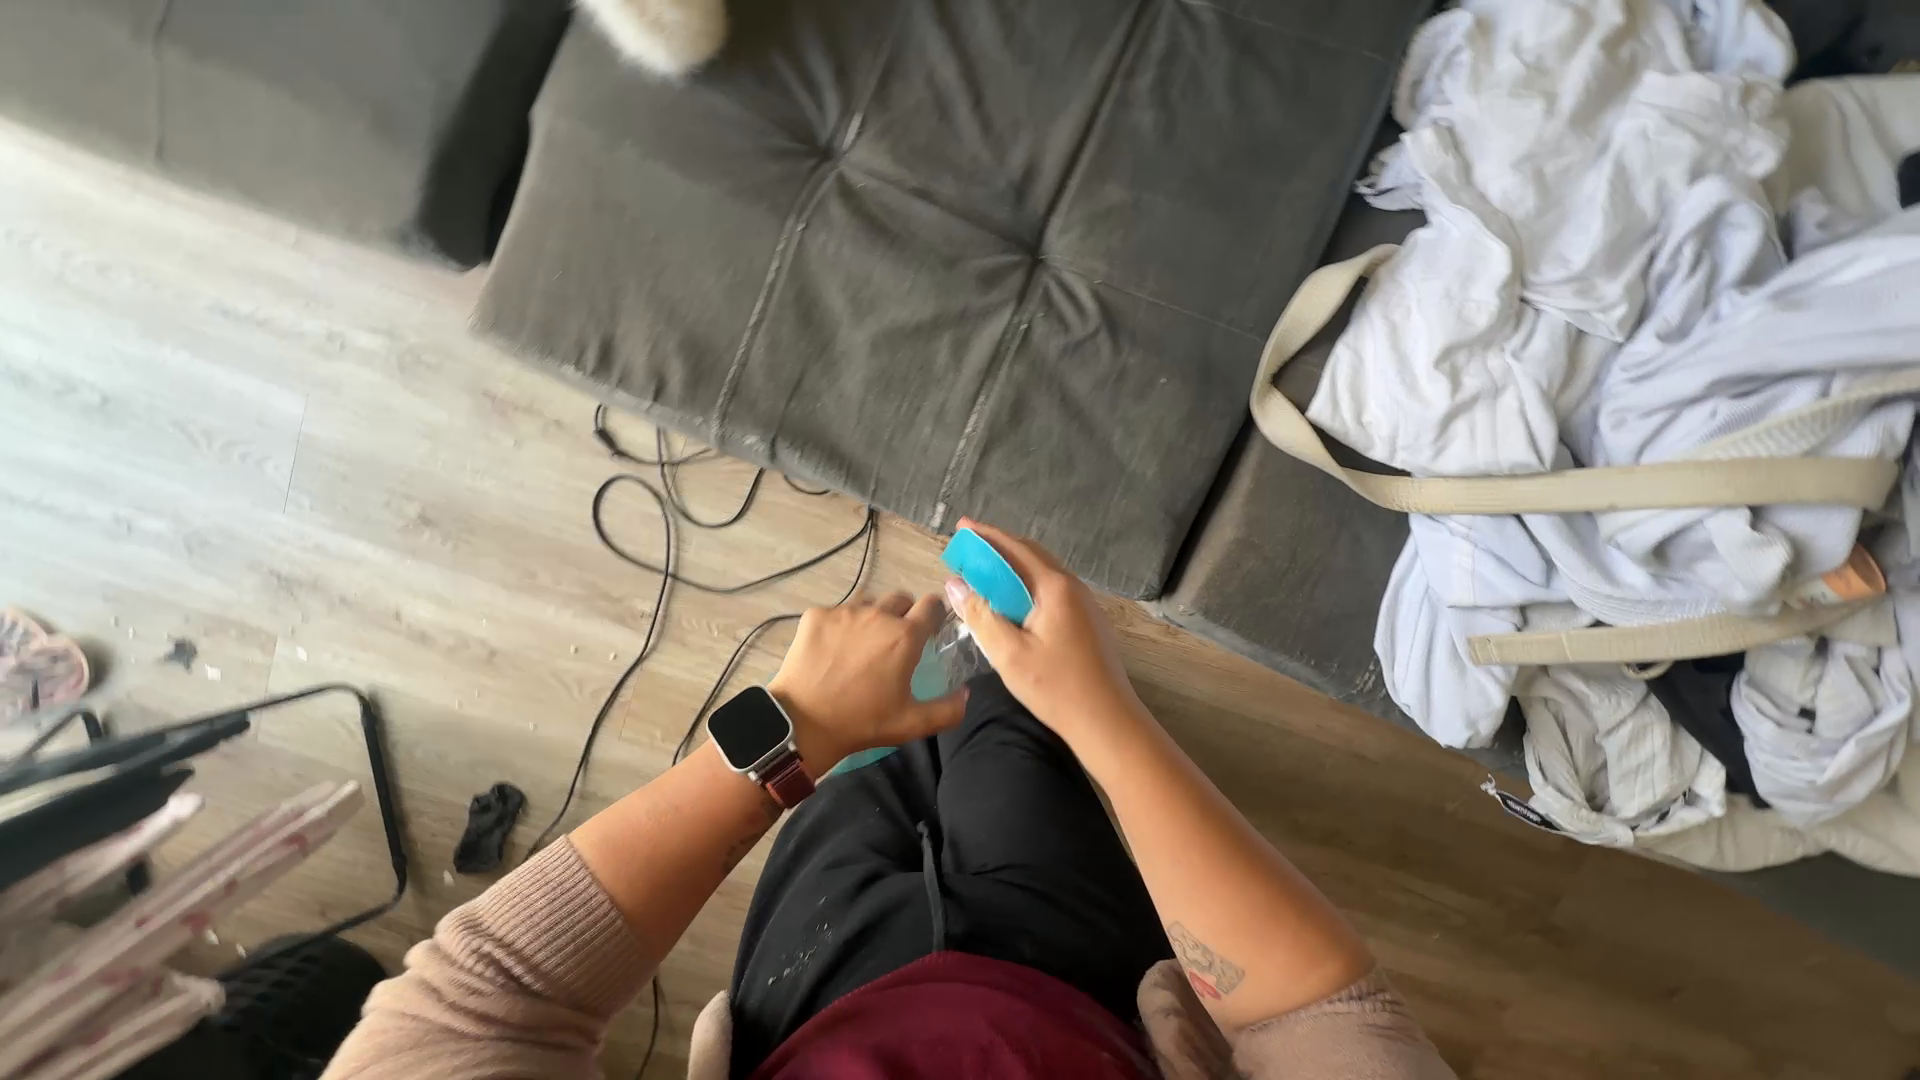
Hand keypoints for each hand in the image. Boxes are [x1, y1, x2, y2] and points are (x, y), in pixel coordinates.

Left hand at [768, 592, 968, 774]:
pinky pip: (836, 612)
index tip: (930, 628)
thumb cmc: (862, 723)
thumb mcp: (912, 724)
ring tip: (862, 645)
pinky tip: (832, 649)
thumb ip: (949, 710)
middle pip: (900, 599)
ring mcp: (844, 612)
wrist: (803, 724)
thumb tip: (967, 694)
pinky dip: (839, 625)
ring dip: (871, 617)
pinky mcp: (816, 615)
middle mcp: (878, 615)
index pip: (932, 605)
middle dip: (903, 614)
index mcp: (905, 636)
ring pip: (868, 603)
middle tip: (895, 641)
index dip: (934, 614)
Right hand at [942, 519, 1147, 747]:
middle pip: (1031, 555)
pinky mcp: (1087, 622)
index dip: (985, 536)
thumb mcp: (1009, 654)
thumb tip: (955, 585)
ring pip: (1042, 574)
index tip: (961, 527)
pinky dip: (1026, 588)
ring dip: (1012, 569)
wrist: (1108, 721)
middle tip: (968, 551)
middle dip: (998, 549)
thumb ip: (980, 615)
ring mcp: (1084, 604)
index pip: (1015, 548)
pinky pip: (1051, 591)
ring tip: (984, 574)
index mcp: (1055, 587)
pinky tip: (1012, 604)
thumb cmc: (1057, 688)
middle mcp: (1073, 587)